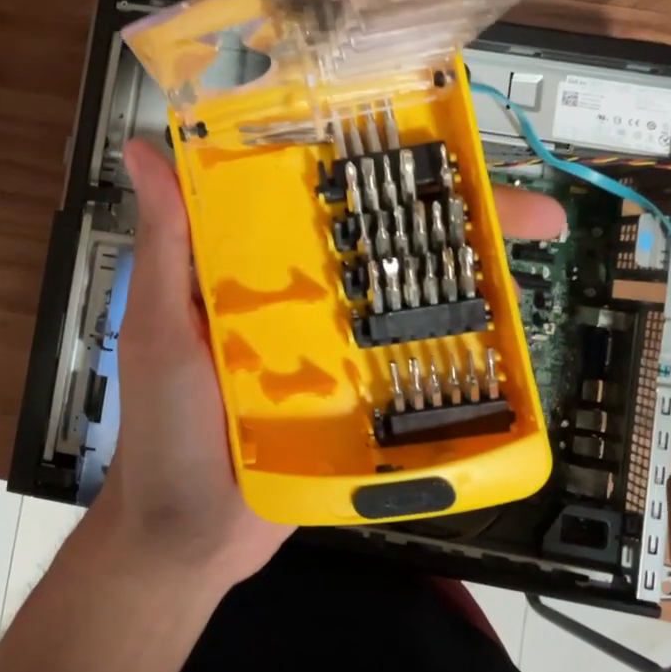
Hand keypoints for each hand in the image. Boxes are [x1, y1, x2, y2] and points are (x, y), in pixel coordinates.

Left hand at [100, 140, 566, 586]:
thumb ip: (163, 244)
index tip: (418, 133)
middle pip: (369, 246)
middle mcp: (291, 301)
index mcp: (244, 269)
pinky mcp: (352, 402)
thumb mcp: (158, 328)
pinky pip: (402, 365)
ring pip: (397, 301)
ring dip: (459, 279)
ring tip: (527, 256)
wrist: (190, 539)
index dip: (359, 165)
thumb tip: (143, 151)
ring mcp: (326, 352)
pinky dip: (449, 349)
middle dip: (441, 220)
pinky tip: (504, 336)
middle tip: (521, 209)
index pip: (304, 200)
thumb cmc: (163, 427)